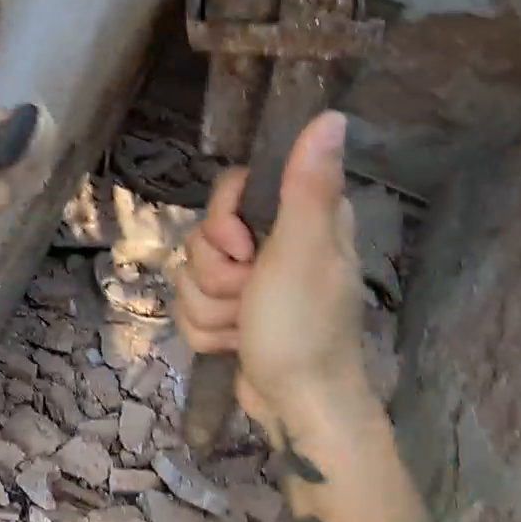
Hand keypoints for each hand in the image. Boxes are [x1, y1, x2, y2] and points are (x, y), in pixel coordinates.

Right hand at [176, 111, 369, 435]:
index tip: (242, 249)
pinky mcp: (230, 315)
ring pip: (190, 276)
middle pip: (202, 237)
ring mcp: (248, 284)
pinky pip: (189, 309)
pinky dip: (208, 333)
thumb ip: (307, 186)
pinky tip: (235, 346)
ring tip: (244, 329)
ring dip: (211, 310)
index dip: (222, 222)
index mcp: (299, 220)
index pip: (231, 191)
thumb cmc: (304, 329)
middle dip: (216, 276)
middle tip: (250, 297)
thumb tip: (332, 115)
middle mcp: (273, 245)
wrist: (298, 406)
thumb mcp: (303, 253)